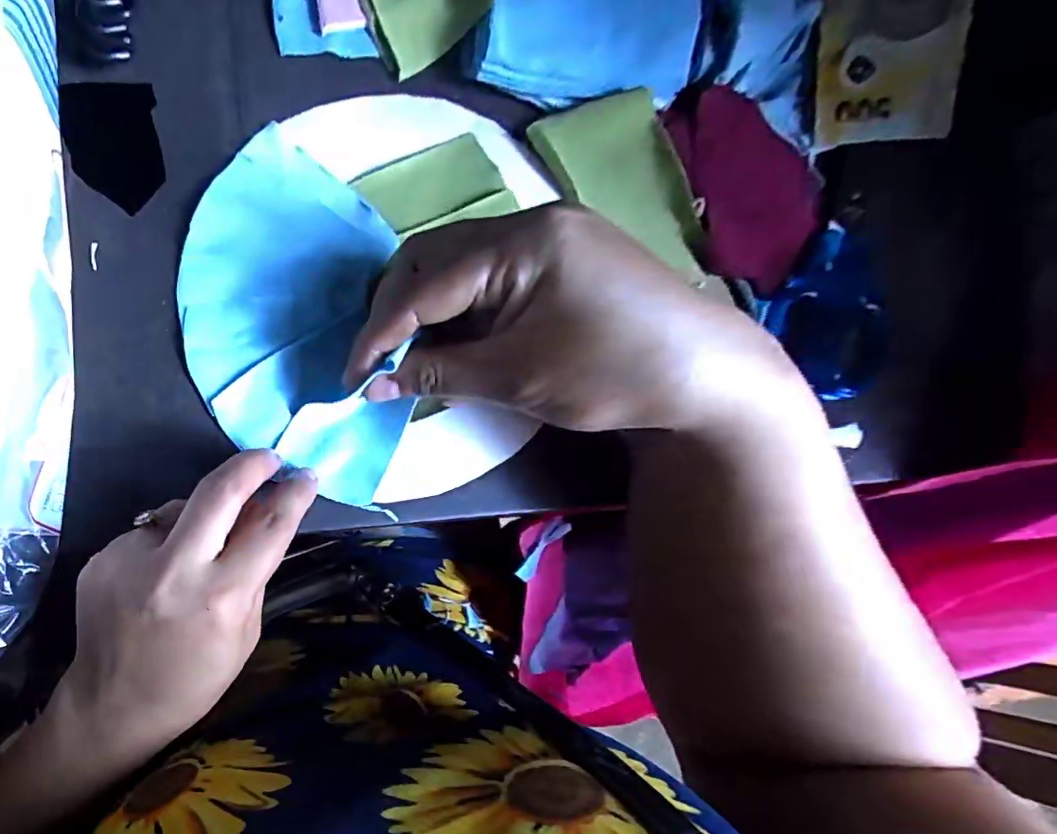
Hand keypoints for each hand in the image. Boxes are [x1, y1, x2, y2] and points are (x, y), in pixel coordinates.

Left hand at [51, 449, 316, 768]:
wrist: (112, 703)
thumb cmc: (193, 680)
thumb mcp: (243, 635)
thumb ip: (253, 574)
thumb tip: (264, 518)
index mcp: (220, 597)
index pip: (268, 528)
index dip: (293, 496)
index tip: (304, 476)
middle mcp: (175, 570)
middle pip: (218, 491)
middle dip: (250, 466)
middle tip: (267, 458)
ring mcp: (130, 559)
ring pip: (178, 509)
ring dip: (199, 519)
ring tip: (194, 556)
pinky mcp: (102, 556)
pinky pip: (147, 534)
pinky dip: (161, 546)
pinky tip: (154, 578)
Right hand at [344, 203, 809, 434]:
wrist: (705, 377)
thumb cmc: (609, 372)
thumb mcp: (514, 377)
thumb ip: (438, 373)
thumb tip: (373, 385)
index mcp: (520, 241)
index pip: (425, 282)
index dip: (380, 331)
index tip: (351, 375)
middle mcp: (527, 224)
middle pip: (431, 259)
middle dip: (393, 312)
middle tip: (375, 362)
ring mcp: (543, 240)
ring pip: (453, 267)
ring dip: (421, 312)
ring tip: (403, 356)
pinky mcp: (552, 263)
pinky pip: (483, 279)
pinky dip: (454, 313)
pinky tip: (445, 343)